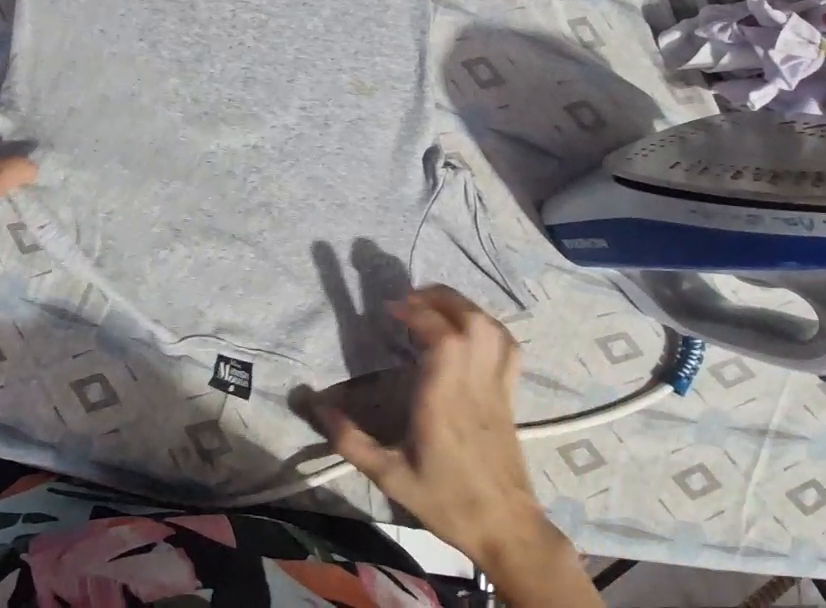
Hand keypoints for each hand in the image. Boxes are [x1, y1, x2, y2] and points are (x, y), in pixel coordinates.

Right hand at [319, 287, 546, 565]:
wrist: (506, 529)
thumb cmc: (446, 500)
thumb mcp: (389, 476)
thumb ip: (349, 440)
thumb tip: (316, 405)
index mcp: (443, 398)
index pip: (441, 336)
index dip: (416, 311)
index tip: (389, 308)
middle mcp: (473, 384)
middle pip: (470, 320)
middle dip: (439, 297)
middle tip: (408, 298)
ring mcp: (497, 387)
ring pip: (491, 328)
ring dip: (463, 306)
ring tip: (433, 304)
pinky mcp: (510, 395)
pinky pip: (508, 347)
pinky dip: (488, 325)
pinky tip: (468, 327)